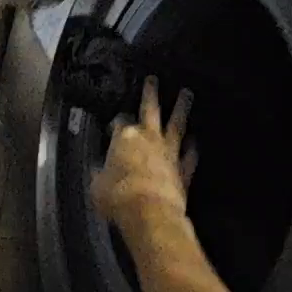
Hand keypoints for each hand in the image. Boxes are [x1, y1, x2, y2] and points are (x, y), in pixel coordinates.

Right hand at [93, 77, 197, 241]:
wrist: (150, 213)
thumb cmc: (117, 196)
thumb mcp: (97, 185)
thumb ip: (100, 172)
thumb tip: (98, 170)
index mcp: (124, 137)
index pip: (120, 122)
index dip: (116, 122)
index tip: (114, 123)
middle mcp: (148, 138)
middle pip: (150, 110)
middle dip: (150, 93)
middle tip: (154, 79)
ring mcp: (169, 152)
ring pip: (176, 124)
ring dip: (182, 108)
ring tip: (187, 93)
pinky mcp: (183, 170)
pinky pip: (189, 155)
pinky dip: (193, 148)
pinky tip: (195, 141)